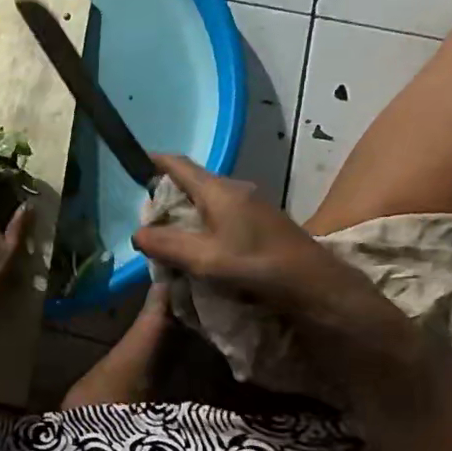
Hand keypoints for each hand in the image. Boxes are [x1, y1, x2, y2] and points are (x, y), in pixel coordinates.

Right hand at [131, 154, 426, 381]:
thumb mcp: (205, 259)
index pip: (178, 164)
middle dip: (165, 193)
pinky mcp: (261, 223)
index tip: (132, 167)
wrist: (319, 287)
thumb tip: (137, 233)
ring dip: (184, 211)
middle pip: (191, 182)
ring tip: (164, 232)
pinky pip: (221, 214)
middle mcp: (235, 190)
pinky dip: (202, 223)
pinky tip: (196, 246)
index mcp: (219, 191)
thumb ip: (167, 245)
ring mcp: (251, 206)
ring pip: (206, 200)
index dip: (154, 162)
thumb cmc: (258, 266)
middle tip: (143, 214)